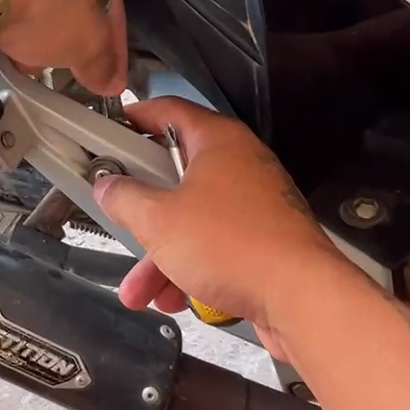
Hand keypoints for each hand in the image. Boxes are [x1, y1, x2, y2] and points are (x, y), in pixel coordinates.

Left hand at [0, 0, 127, 94]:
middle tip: (67, 64)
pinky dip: (9, 20)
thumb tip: (112, 80)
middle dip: (69, 35)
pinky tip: (4, 46)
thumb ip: (102, 61)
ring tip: (30, 61)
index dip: (112, 39)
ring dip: (36, 31)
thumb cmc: (44, 2)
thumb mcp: (87, 41)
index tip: (106, 67)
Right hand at [93, 96, 351, 353]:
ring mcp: (254, 203)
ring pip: (192, 218)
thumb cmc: (235, 245)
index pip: (168, 110)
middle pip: (175, 173)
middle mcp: (239, 164)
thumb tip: (109, 187)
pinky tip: (172, 296)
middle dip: (142, 208)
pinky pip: (215, 245)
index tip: (108, 131)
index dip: (133, 117)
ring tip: (138, 288)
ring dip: (161, 253)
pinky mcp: (264, 240)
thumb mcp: (158, 219)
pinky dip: (190, 267)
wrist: (301, 299)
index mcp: (217, 141)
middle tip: (117, 214)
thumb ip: (124, 198)